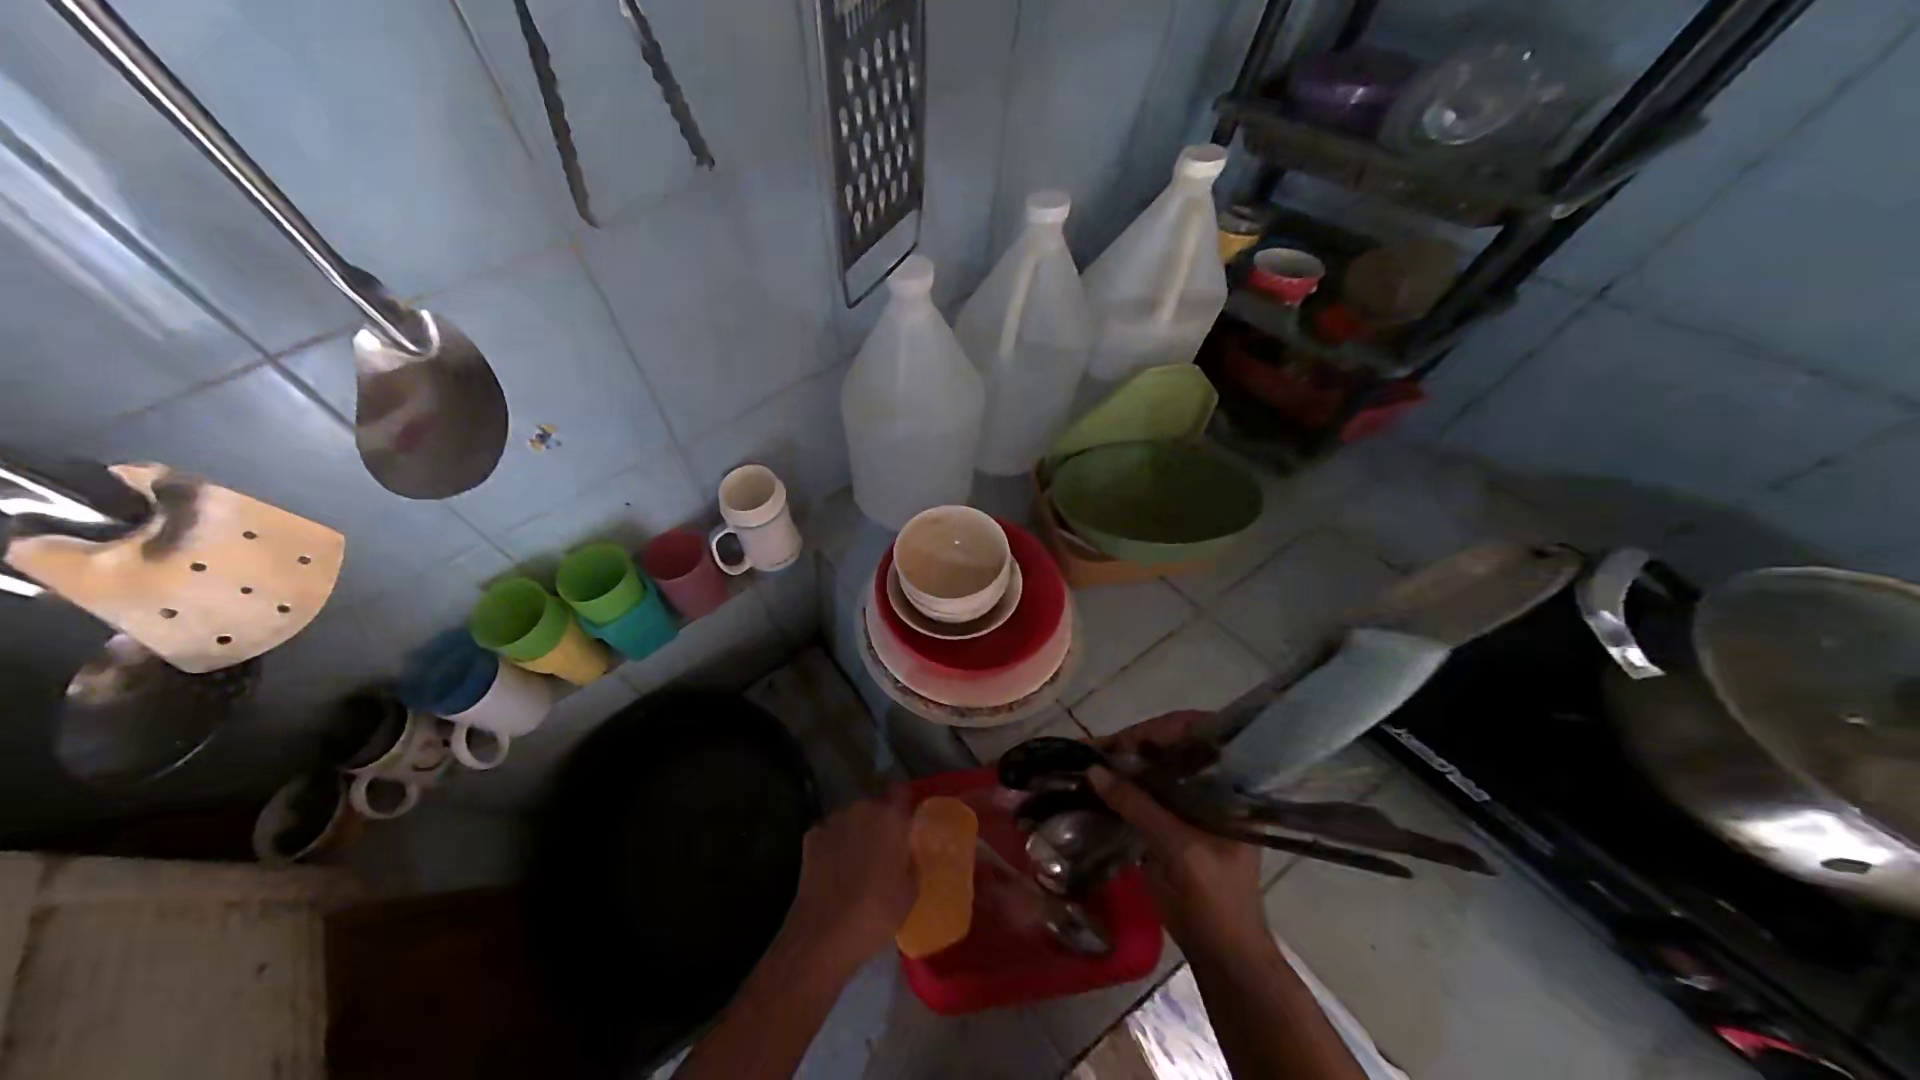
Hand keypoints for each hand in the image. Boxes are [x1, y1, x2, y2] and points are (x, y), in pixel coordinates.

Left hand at [781, 791, 917, 971]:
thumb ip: (911, 859)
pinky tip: (835, 869)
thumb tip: (908, 850)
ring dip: (857, 832)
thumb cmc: (877, 912)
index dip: (906, 803)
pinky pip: (830, 833)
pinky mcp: (811, 836)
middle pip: (876, 805)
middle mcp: (861, 808)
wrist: (824, 934)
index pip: (903, 791)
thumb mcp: (911, 889)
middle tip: (885, 849)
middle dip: (881, 822)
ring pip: (852, 818)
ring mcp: (832, 820)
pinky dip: (834, 844)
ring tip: (858, 862)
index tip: (909, 821)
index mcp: (891, 817)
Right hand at [1089, 711, 1265, 949]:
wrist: (1222, 955)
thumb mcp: (1178, 849)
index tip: (1124, 741)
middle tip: (1092, 748)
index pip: (1197, 734)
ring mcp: (1188, 805)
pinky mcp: (1168, 823)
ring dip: (1120, 764)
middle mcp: (1210, 787)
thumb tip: (1093, 770)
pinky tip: (1092, 785)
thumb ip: (1138, 807)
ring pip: (1152, 769)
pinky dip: (1118, 788)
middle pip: (1169, 748)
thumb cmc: (1215, 900)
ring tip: (1084, 759)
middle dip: (1131, 744)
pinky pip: (1142, 794)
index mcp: (1228, 786)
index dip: (1160, 729)